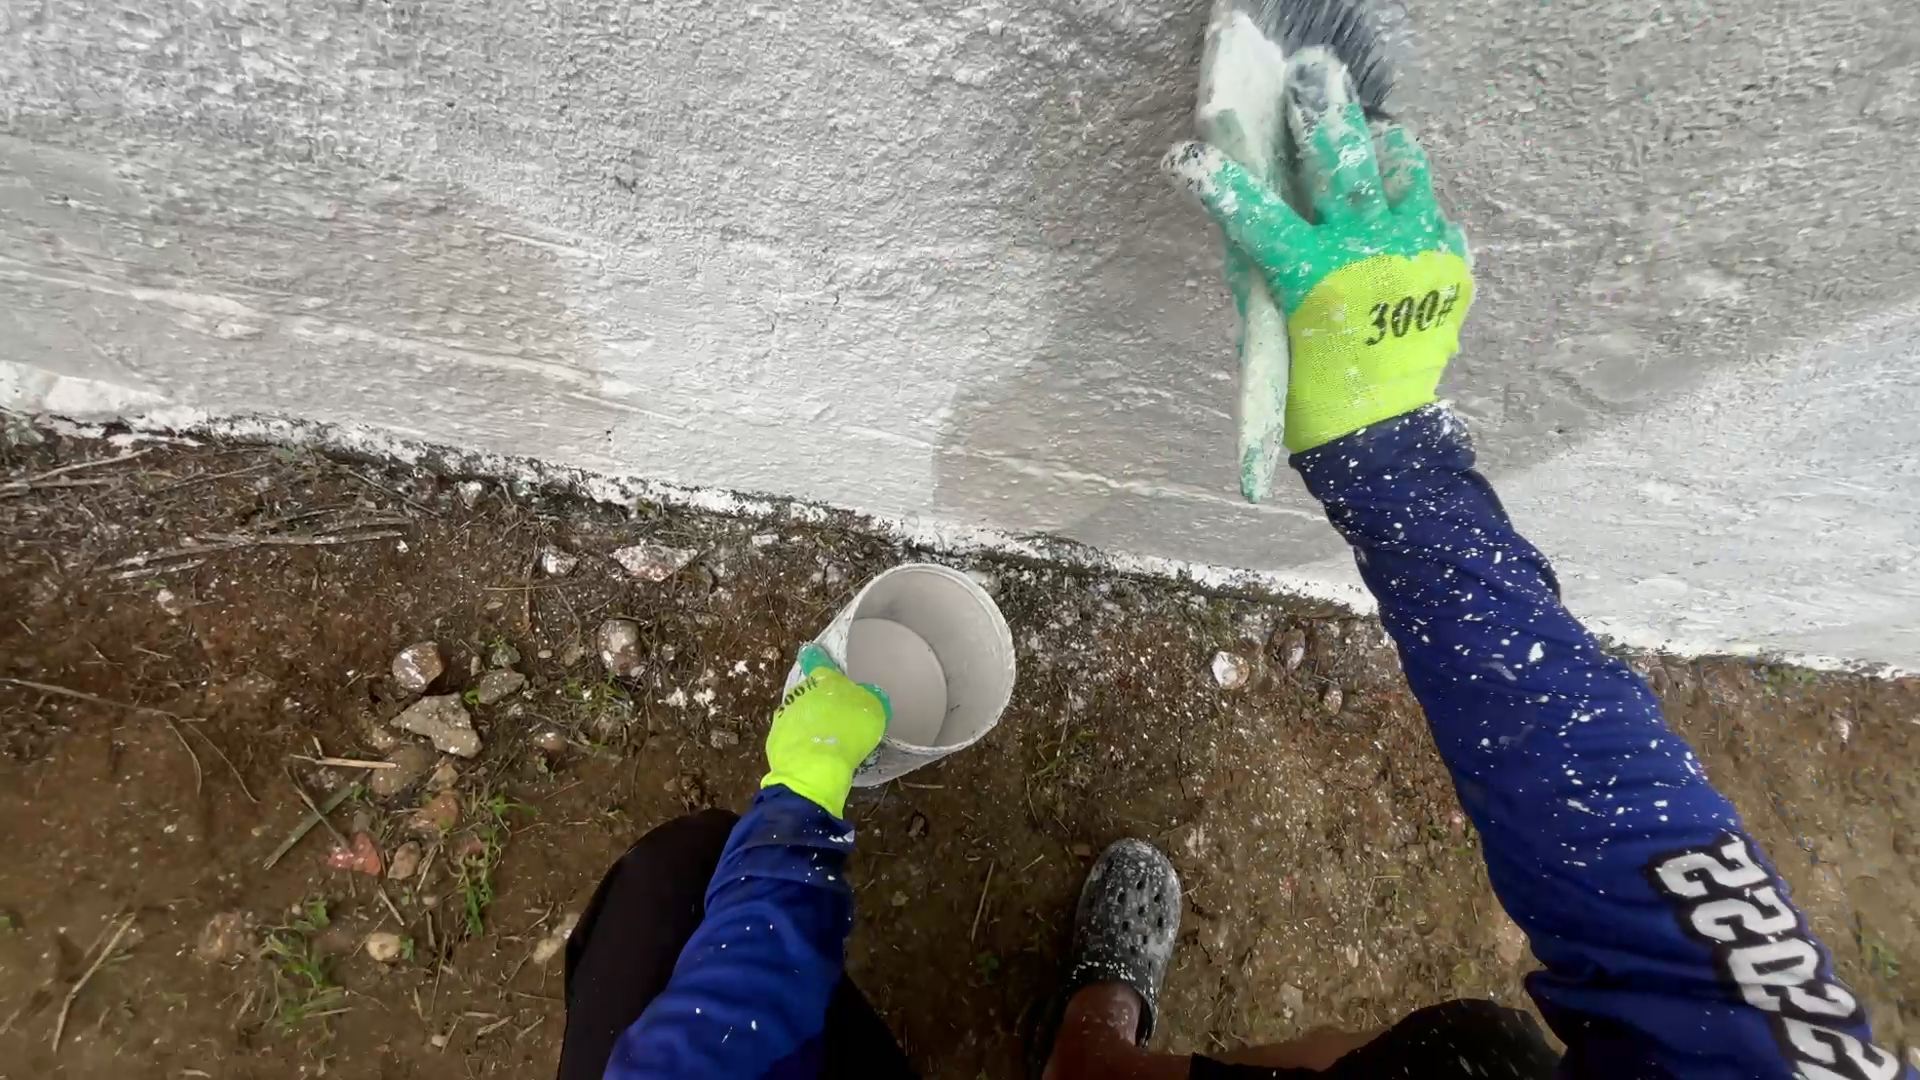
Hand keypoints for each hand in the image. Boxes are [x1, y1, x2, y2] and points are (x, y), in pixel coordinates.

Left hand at [762, 644, 890, 817]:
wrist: (815, 767)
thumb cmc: (849, 732)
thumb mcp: (873, 711)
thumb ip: (869, 698)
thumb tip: (866, 694)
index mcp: (824, 679)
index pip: (819, 661)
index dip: (816, 657)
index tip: (811, 652)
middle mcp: (800, 692)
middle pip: (810, 690)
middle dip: (818, 699)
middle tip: (834, 716)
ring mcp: (784, 715)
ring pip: (799, 714)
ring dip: (809, 723)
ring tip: (824, 741)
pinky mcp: (775, 739)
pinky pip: (791, 737)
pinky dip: (800, 744)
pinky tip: (812, 756)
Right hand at [1165, 48, 1474, 452]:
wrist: (1378, 435)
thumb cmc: (1309, 393)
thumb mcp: (1269, 336)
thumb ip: (1264, 277)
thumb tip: (1257, 229)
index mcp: (1315, 278)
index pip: (1256, 215)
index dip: (1217, 183)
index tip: (1184, 157)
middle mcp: (1372, 253)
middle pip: (1346, 162)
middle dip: (1322, 114)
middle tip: (1313, 74)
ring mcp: (1421, 253)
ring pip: (1405, 170)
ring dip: (1380, 151)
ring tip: (1369, 139)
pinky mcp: (1452, 264)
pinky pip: (1429, 213)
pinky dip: (1406, 208)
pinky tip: (1392, 221)